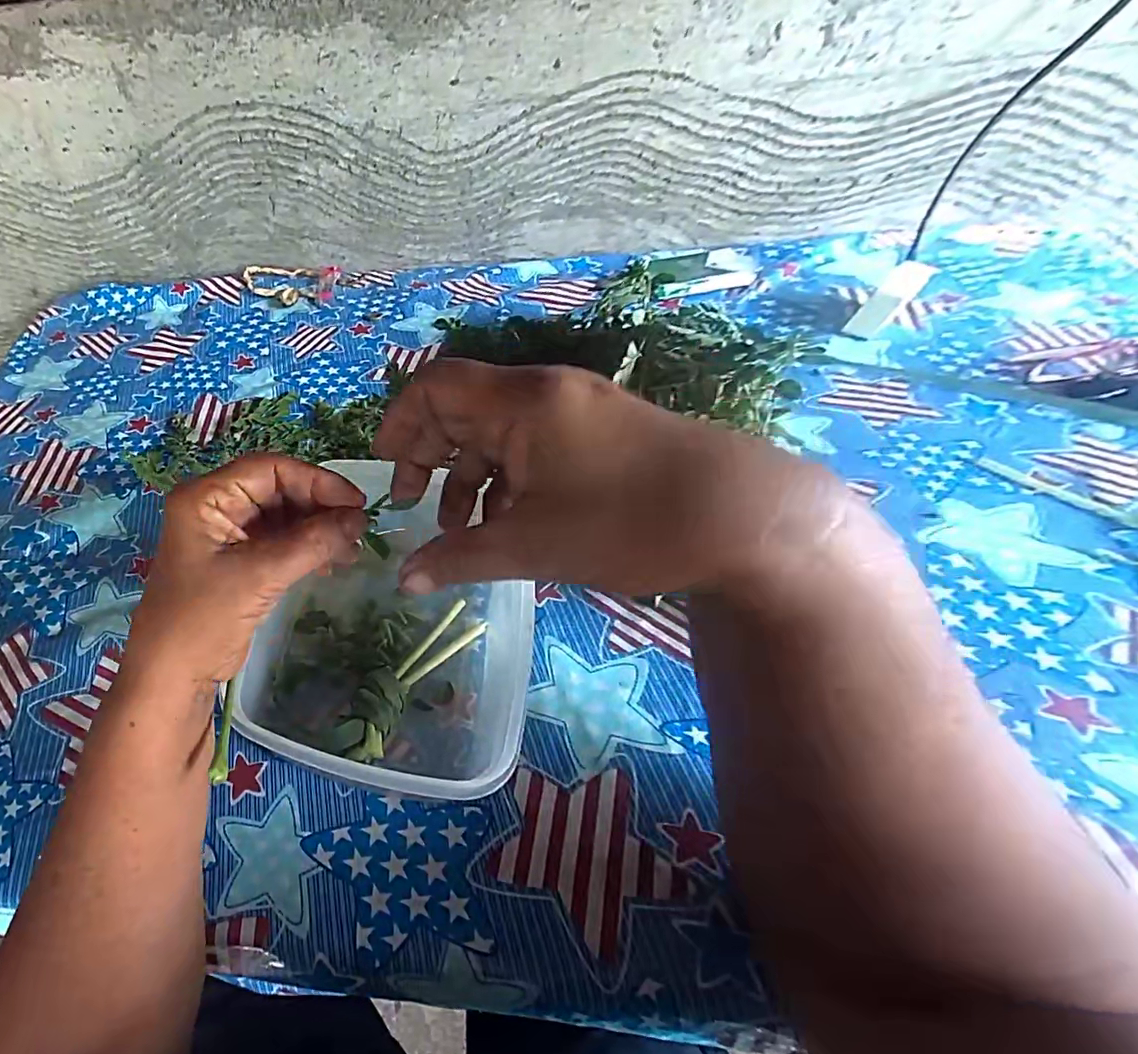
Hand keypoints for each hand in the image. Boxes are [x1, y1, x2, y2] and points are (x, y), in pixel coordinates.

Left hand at [132, 454, 367, 684]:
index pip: (269, 469)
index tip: (355, 504)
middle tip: (359, 529)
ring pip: (282, 516)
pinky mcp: (238, 560)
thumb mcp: (259, 576)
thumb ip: (311, 543)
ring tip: (352, 550)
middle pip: (278, 489)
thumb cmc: (204, 618)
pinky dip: (306, 547)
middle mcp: (214, 507)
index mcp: (206, 497)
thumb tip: (359, 519)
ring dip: (317, 529)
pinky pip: (278, 540)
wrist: (172, 672)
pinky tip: (333, 561)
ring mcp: (226, 534)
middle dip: (319, 506)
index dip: (315, 481)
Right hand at [373, 359, 851, 597]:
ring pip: (493, 433)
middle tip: (413, 506)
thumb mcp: (529, 546)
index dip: (399, 422)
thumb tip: (403, 583)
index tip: (385, 467)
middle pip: (459, 409)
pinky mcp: (598, 433)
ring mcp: (576, 411)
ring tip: (457, 529)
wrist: (752, 522)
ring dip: (464, 478)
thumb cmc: (627, 523)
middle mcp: (545, 394)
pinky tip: (503, 523)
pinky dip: (502, 480)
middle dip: (426, 457)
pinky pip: (528, 446)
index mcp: (522, 403)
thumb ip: (456, 559)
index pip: (434, 385)